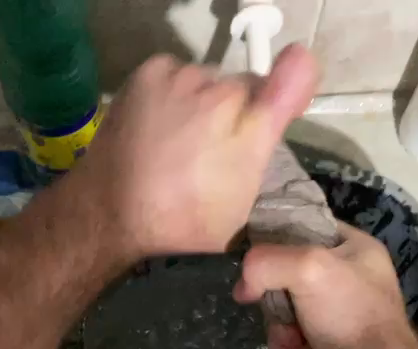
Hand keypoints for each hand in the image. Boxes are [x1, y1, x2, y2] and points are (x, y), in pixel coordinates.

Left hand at [72, 46, 318, 260]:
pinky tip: (160, 131)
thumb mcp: (242, 196)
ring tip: (179, 150)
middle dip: (232, 117)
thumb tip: (304, 59)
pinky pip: (173, 77)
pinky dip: (170, 98)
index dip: (284, 99)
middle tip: (209, 161)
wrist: (113, 215)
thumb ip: (271, 120)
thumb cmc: (184, 221)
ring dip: (198, 108)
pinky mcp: (148, 76)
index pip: (291, 77)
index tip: (268, 125)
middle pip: (240, 89)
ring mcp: (181, 78)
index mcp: (251, 123)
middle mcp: (220, 90)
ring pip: (205, 84)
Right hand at [233, 224, 417, 348]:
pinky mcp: (311, 345)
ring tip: (299, 339)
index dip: (274, 238)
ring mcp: (323, 314)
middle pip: (280, 274)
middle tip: (277, 305)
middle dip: (275, 296)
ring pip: (276, 311)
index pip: (301, 228)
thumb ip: (266, 262)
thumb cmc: (349, 313)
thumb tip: (243, 288)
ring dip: (280, 329)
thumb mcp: (309, 268)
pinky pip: (281, 340)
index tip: (254, 254)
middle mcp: (337, 278)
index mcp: (350, 247)